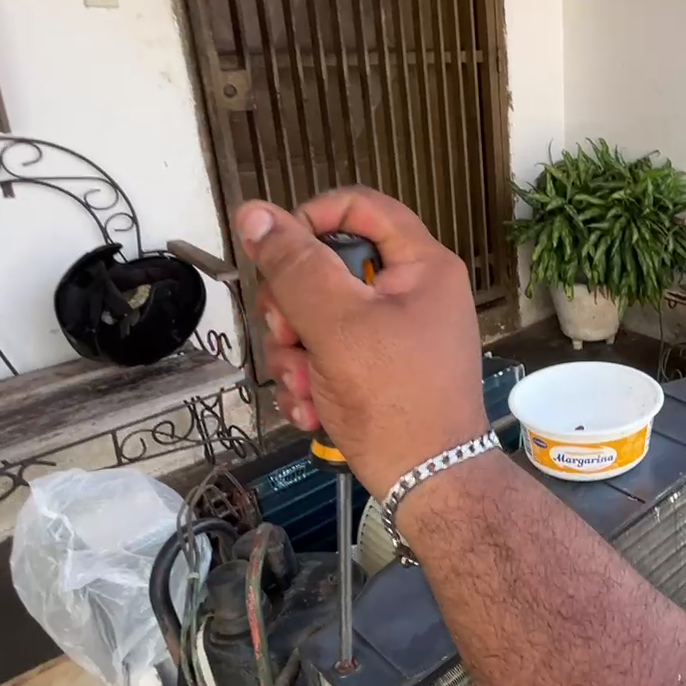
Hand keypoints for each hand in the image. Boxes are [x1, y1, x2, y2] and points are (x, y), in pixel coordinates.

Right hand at [235, 189, 489, 499]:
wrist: (428, 478)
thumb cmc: (394, 396)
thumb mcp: (338, 325)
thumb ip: (295, 267)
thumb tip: (257, 212)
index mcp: (423, 265)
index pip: (363, 207)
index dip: (312, 218)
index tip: (275, 252)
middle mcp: (415, 290)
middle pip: (330, 266)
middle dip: (295, 310)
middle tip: (292, 340)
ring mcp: (399, 330)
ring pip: (321, 315)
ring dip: (298, 354)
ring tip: (306, 388)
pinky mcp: (384, 366)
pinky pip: (332, 352)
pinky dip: (314, 378)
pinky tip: (312, 409)